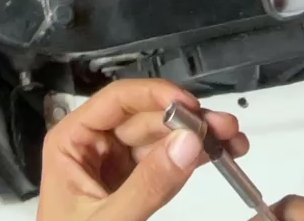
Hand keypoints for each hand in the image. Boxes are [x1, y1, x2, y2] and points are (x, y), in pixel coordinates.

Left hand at [36, 78, 247, 220]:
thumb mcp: (108, 220)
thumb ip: (148, 185)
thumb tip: (186, 142)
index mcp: (72, 140)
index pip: (116, 100)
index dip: (155, 95)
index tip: (191, 105)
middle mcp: (93, 143)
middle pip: (144, 118)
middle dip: (186, 119)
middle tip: (224, 126)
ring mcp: (113, 163)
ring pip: (159, 138)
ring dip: (195, 136)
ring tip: (231, 139)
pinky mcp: (130, 184)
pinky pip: (162, 162)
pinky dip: (189, 158)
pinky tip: (215, 154)